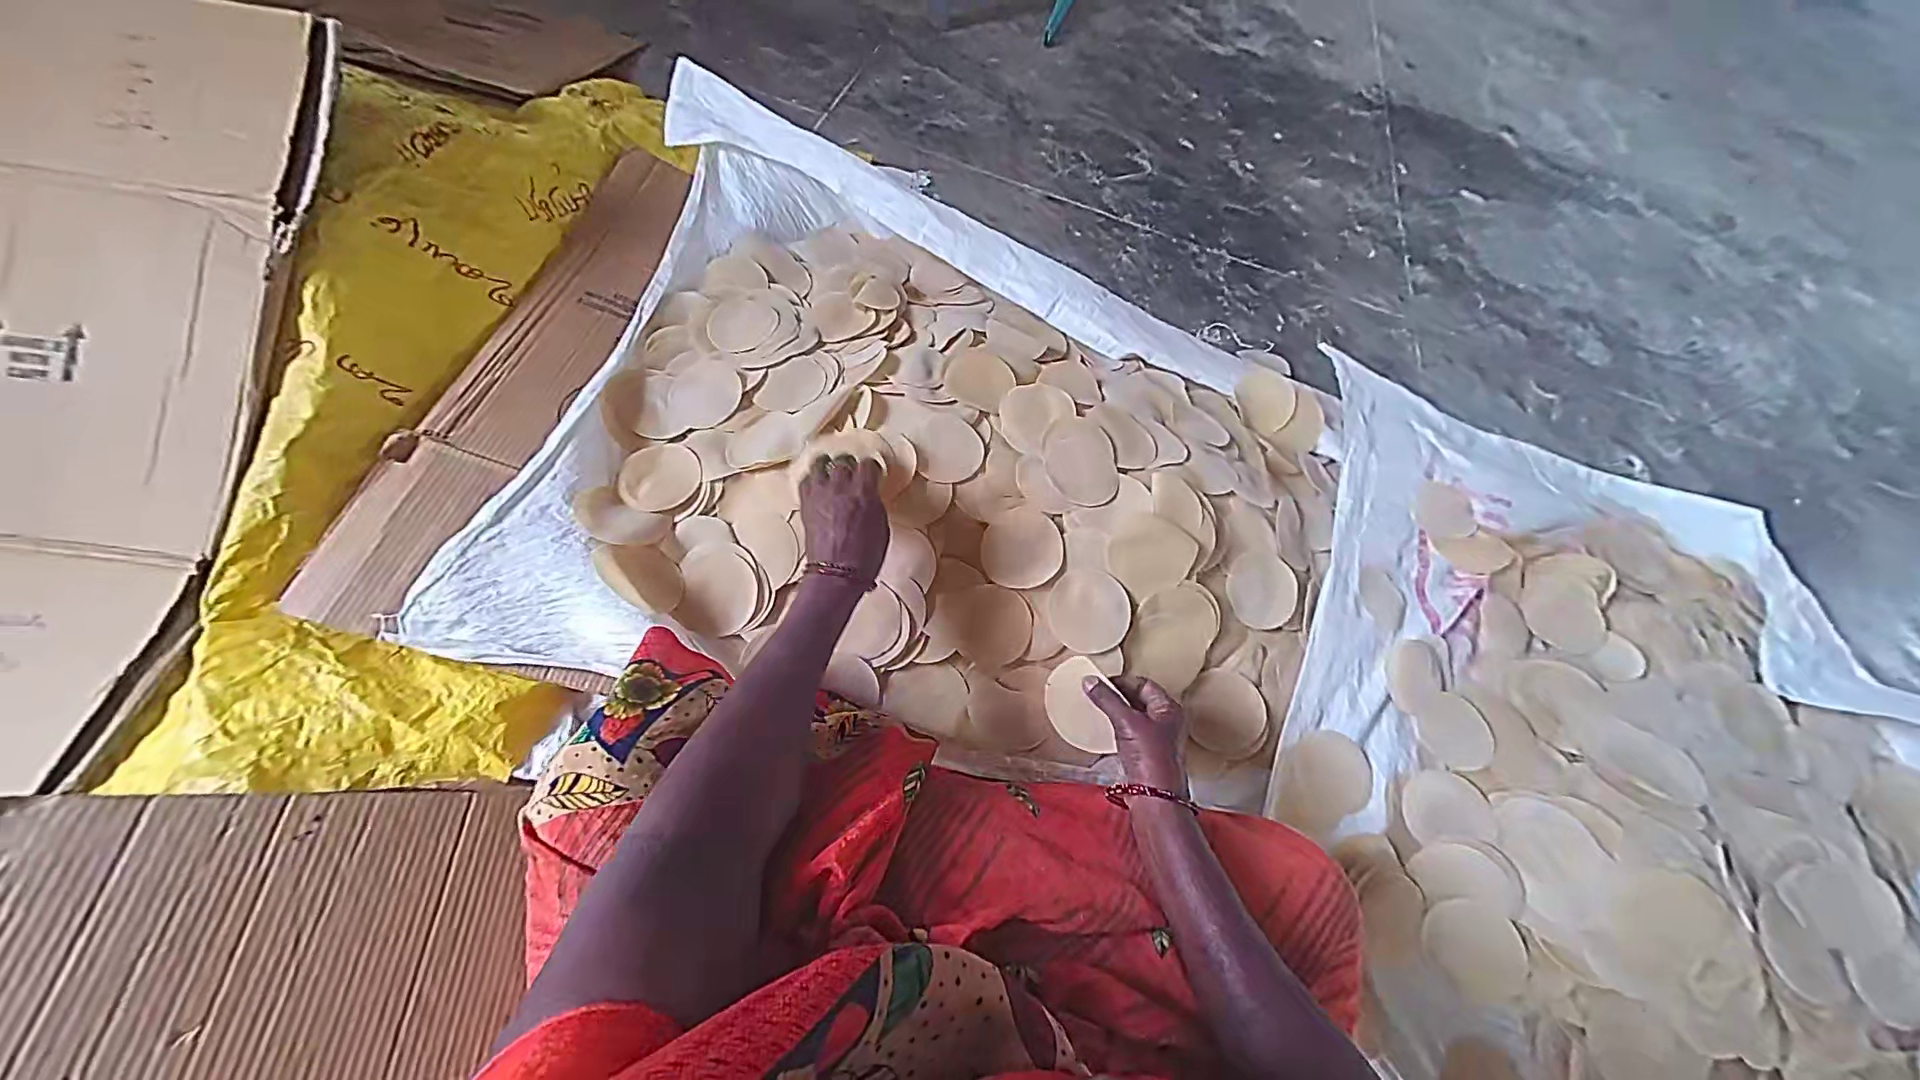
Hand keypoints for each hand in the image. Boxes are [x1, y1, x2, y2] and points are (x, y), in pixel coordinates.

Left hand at [798, 454, 888, 584]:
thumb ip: (874, 502)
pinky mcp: (805, 504)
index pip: (868, 464)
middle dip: (848, 466)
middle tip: (852, 473)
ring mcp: (819, 494)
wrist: (836, 575)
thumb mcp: (881, 525)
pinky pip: (805, 481)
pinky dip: (812, 481)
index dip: (871, 469)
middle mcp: (840, 488)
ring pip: (819, 465)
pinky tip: (817, 487)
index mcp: (864, 492)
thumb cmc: (864, 557)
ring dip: (827, 468)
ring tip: (831, 474)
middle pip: (843, 461)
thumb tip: (869, 494)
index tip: (872, 473)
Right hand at [1084, 675, 1190, 795]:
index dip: (1121, 681)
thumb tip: (1091, 681)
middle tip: (1098, 693)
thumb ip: (1107, 699)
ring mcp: (1158, 738)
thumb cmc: (1151, 759)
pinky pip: (1132, 731)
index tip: (1101, 683)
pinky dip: (1119, 726)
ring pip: (1135, 715)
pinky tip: (1108, 729)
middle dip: (1118, 695)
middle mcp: (1167, 721)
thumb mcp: (1126, 722)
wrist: (1154, 797)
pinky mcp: (1148, 752)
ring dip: (1118, 711)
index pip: (1143, 683)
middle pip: (1140, 698)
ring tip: (1100, 708)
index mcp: (1169, 708)